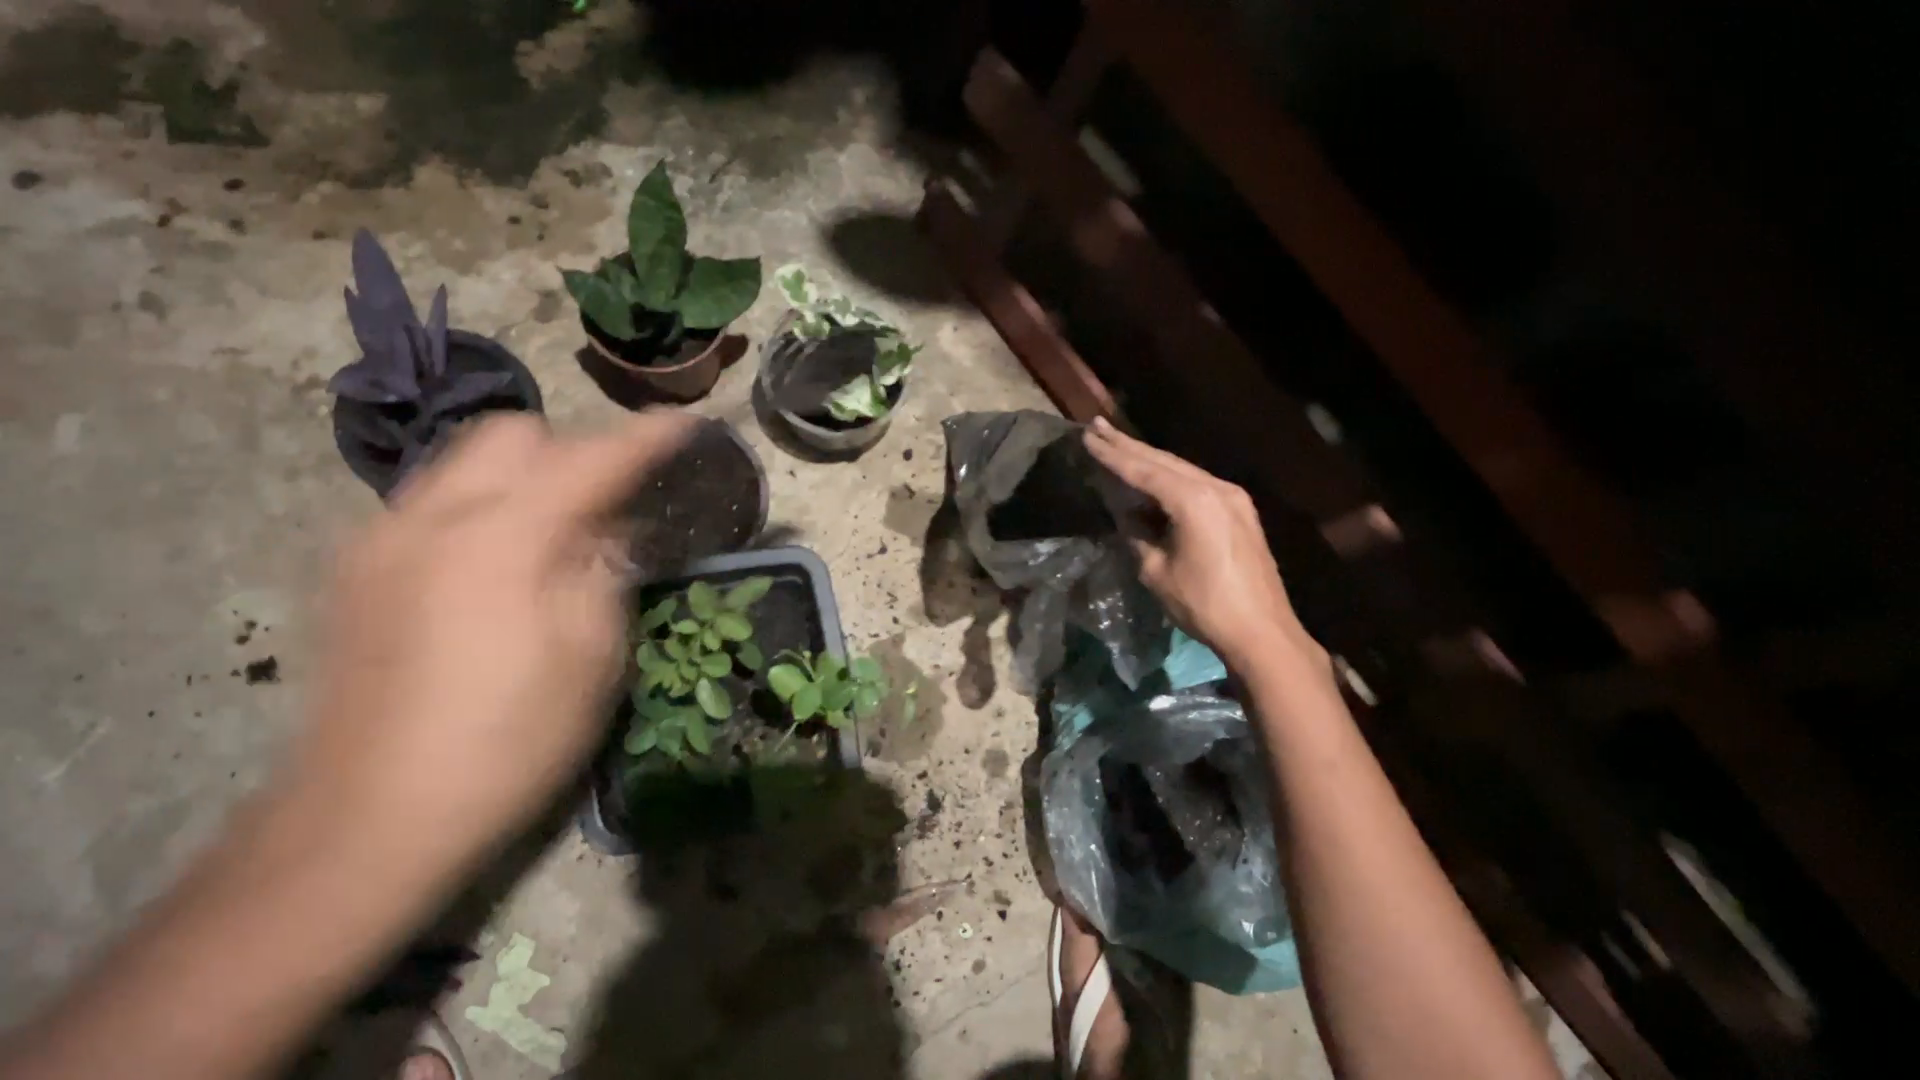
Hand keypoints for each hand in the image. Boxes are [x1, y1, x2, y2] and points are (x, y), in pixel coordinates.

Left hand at [287, 412, 699, 875]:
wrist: (368, 818)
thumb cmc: (507, 742)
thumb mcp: (592, 660)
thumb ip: (604, 572)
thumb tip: (607, 530)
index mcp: (503, 537)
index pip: (591, 459)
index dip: (645, 437)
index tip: (685, 423)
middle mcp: (433, 516)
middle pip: (512, 435)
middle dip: (570, 451)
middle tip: (608, 504)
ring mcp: (381, 541)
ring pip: (463, 464)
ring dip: (520, 479)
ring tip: (550, 536)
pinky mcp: (353, 574)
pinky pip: (429, 506)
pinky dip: (477, 511)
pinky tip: (490, 573)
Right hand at [1084, 418, 1324, 669]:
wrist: (1262, 632)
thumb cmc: (1204, 605)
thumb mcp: (1157, 572)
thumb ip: (1137, 535)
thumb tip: (1127, 516)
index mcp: (1194, 500)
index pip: (1143, 471)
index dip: (1112, 455)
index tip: (1087, 436)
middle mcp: (1217, 488)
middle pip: (1164, 461)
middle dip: (1129, 445)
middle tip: (1097, 427)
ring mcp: (1233, 498)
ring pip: (1183, 470)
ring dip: (1150, 459)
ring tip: (1118, 445)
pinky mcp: (1240, 512)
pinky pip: (1198, 484)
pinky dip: (1171, 478)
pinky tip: (1153, 476)